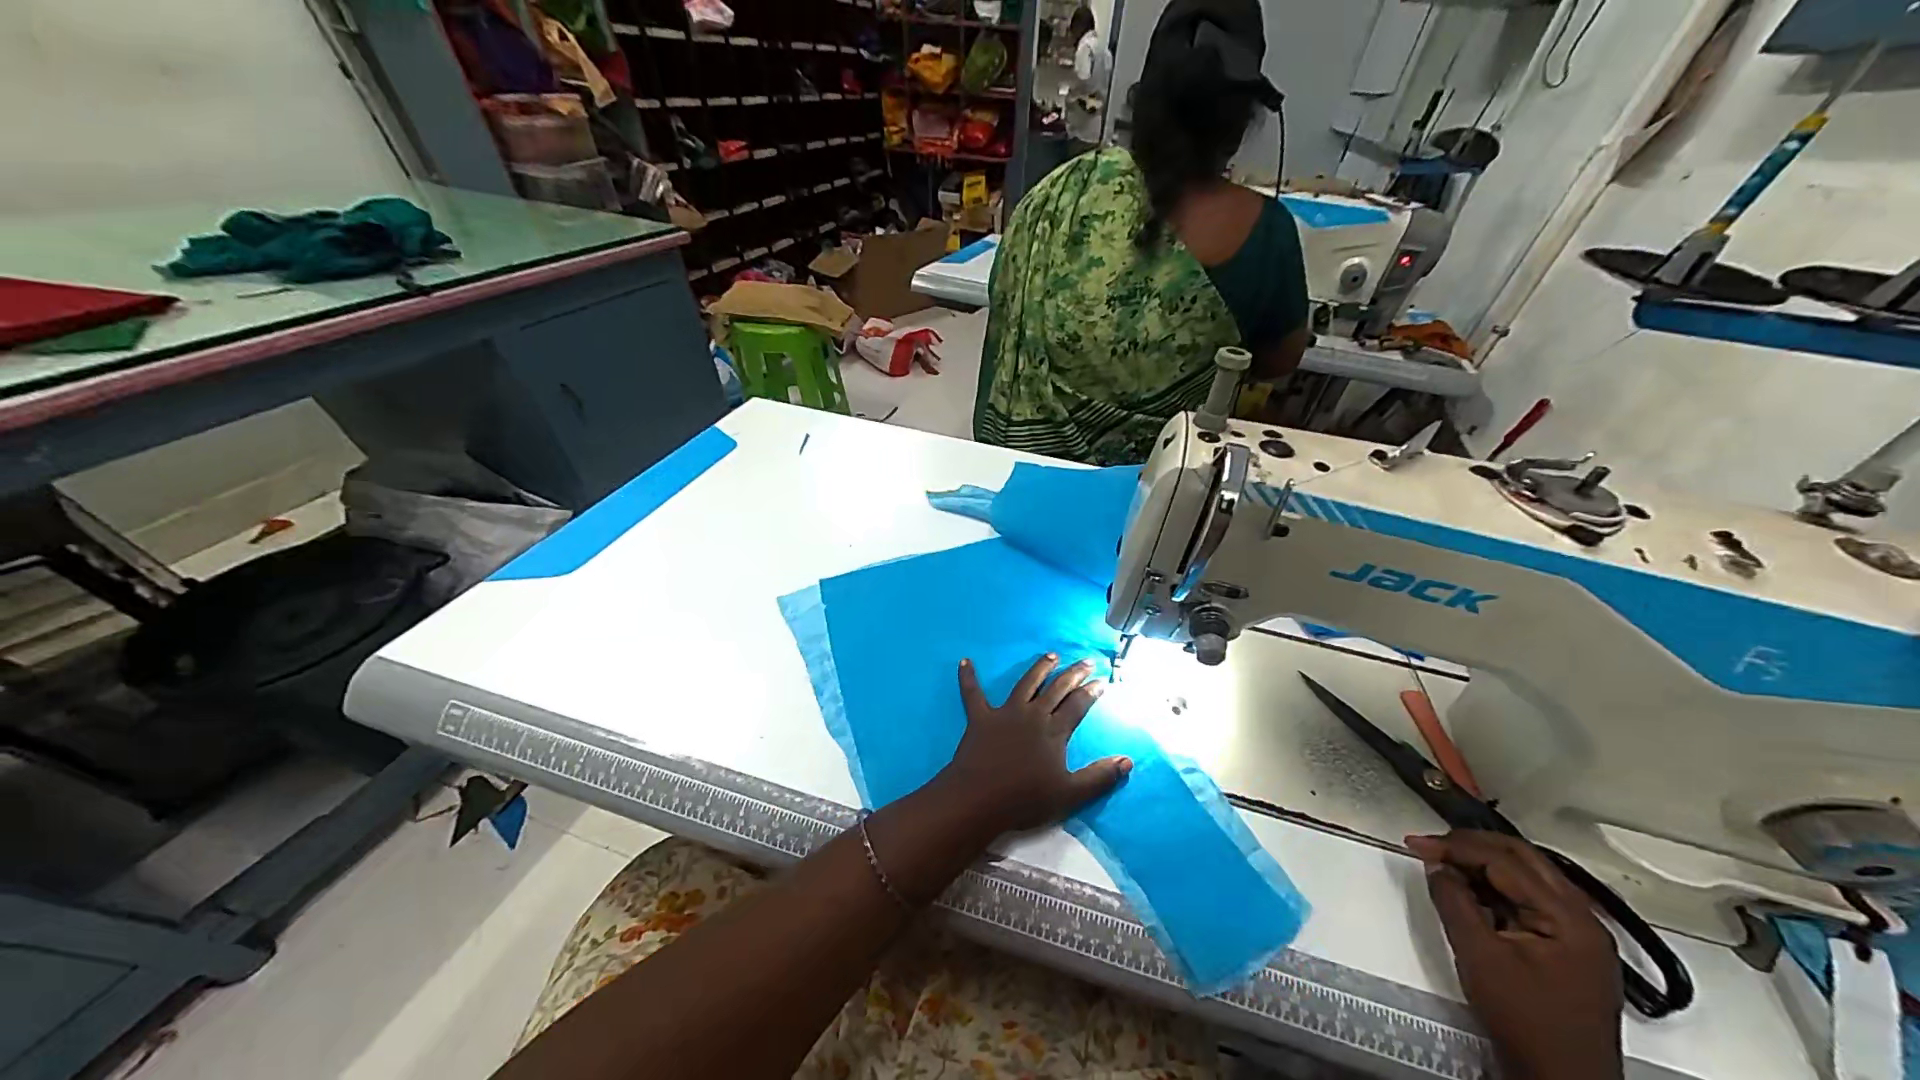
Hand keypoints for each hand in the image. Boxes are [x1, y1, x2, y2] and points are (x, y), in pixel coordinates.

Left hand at [935, 655, 1131, 837]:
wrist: (979, 799)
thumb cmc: (1025, 799)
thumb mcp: (1070, 794)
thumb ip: (1099, 777)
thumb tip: (1127, 761)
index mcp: (1054, 731)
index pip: (1077, 705)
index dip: (1091, 691)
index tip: (1101, 680)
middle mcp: (1032, 715)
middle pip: (1056, 689)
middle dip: (1073, 674)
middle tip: (1086, 661)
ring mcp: (1004, 714)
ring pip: (1025, 684)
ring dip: (1039, 668)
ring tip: (1050, 655)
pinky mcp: (979, 719)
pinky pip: (972, 693)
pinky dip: (968, 677)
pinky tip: (965, 661)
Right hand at [1407, 831, 1623, 1079]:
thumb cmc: (1523, 1019)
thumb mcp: (1478, 955)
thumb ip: (1454, 902)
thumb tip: (1437, 865)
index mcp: (1568, 917)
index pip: (1505, 861)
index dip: (1455, 847)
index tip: (1414, 844)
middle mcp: (1584, 918)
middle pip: (1524, 859)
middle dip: (1471, 846)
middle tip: (1430, 846)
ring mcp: (1582, 934)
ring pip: (1529, 876)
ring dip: (1485, 865)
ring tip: (1445, 866)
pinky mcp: (1571, 947)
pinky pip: (1532, 900)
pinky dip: (1499, 888)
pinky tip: (1472, 893)